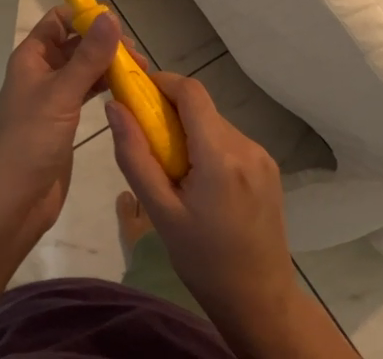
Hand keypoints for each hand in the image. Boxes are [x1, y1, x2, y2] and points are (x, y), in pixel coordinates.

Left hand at [0, 8, 123, 232]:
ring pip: (84, 69)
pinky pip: (87, 92)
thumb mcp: (62, 93)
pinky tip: (129, 92)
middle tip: (138, 58)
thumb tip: (110, 16)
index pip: (58, 21)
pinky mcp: (64, 119)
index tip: (118, 24)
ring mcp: (53, 97)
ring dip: (109, 66)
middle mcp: (41, 71)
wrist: (16, 196)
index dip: (84, 16)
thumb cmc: (32, 139)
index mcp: (31, 57)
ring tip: (141, 73)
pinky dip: (106, 88)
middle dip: (104, 43)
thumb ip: (88, 56)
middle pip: (75, 44)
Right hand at [107, 71, 299, 317]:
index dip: (161, 82)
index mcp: (221, 157)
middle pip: (200, 108)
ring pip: (213, 123)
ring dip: (187, 132)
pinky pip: (227, 141)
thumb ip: (134, 155)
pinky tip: (196, 181)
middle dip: (169, 114)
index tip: (134, 95)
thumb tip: (114, 106)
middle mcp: (247, 148)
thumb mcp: (160, 211)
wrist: (260, 301)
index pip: (191, 92)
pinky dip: (205, 146)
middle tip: (145, 144)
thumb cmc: (203, 259)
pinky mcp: (268, 169)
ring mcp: (262, 158)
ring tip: (171, 172)